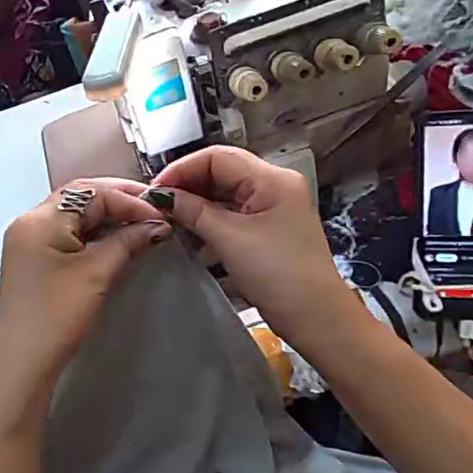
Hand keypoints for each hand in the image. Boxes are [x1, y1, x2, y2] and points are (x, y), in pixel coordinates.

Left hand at [0, 179, 170, 376]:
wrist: (25, 359)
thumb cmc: (59, 314)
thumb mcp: (97, 273)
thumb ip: (128, 241)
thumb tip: (156, 224)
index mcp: (39, 220)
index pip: (89, 193)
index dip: (128, 200)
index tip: (159, 214)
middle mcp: (29, 223)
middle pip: (78, 198)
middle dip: (117, 202)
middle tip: (153, 210)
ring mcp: (27, 241)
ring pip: (73, 215)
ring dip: (107, 217)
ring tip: (141, 223)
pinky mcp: (32, 259)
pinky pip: (65, 233)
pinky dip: (92, 233)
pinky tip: (117, 239)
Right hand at [152, 147, 351, 341]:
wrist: (314, 315)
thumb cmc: (279, 274)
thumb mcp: (230, 239)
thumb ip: (193, 212)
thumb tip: (162, 197)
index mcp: (272, 180)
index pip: (217, 157)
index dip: (183, 169)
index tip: (157, 190)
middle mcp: (275, 186)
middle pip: (221, 173)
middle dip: (187, 186)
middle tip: (159, 205)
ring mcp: (272, 207)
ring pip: (224, 194)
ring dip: (196, 205)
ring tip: (170, 220)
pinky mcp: (267, 228)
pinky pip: (231, 214)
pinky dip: (209, 221)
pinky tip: (190, 234)